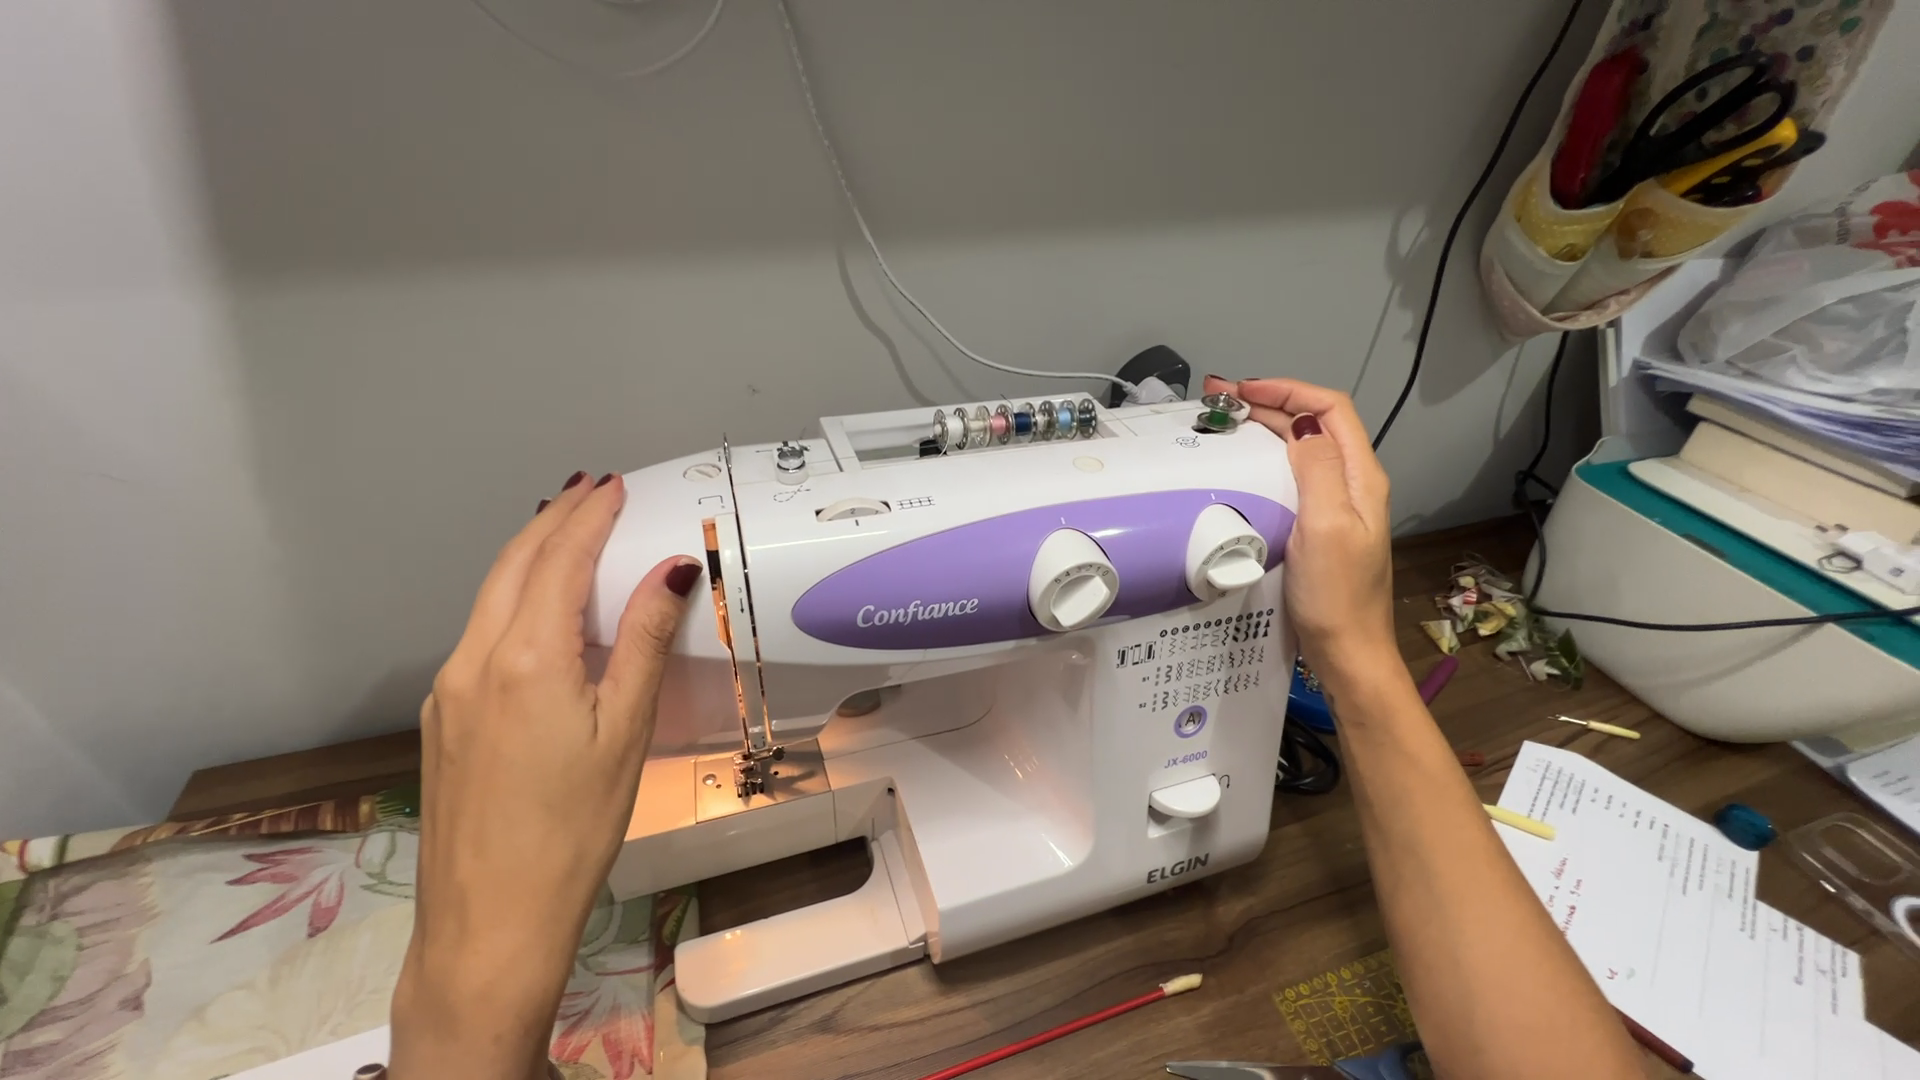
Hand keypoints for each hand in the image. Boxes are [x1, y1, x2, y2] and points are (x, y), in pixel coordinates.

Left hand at [390, 471, 701, 1079]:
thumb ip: (642, 641)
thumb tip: (673, 568)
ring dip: (529, 553)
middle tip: (592, 490)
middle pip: (513, 566)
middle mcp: (474, 659)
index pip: (558, 561)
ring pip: (489, 596)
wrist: (490, 918)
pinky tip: (537, 603)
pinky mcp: (442, 715)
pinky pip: (480, 631)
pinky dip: (513, 595)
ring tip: (566, 529)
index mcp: (526, 658)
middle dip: (552, 520)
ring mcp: (448, 688)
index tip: (616, 485)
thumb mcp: (625, 730)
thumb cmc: (576, 825)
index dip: (589, 517)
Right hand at [1204, 377, 1397, 692]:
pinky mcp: (1317, 525)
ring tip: (1226, 423)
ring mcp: (1336, 505)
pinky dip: (1264, 458)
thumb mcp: (1327, 525)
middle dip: (1270, 402)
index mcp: (1360, 476)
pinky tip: (1241, 465)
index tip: (1242, 391)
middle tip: (1220, 401)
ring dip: (1266, 428)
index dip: (1288, 390)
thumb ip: (1318, 468)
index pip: (1330, 409)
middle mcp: (1352, 483)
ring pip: (1302, 448)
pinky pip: (1291, 476)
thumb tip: (1299, 427)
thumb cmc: (1335, 593)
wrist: (1346, 650)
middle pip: (1315, 423)